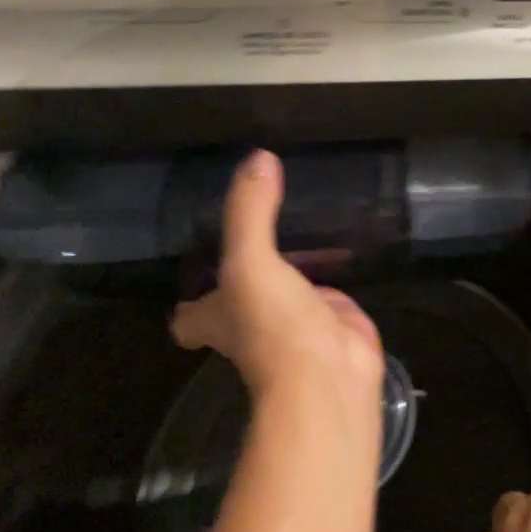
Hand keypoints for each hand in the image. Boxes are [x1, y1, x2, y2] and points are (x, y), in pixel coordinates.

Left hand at [171, 150, 384, 445]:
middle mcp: (249, 323)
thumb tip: (258, 157)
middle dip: (244, 269)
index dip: (190, 293)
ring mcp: (293, 322)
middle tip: (258, 223)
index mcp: (216, 317)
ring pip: (285, 288)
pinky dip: (334, 267)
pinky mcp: (333, 318)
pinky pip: (329, 287)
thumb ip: (251, 213)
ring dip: (291, 265)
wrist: (329, 374)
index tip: (198, 262)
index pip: (188, 312)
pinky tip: (342, 238)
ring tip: (300, 218)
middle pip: (238, 295)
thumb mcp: (251, 263)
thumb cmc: (272, 327)